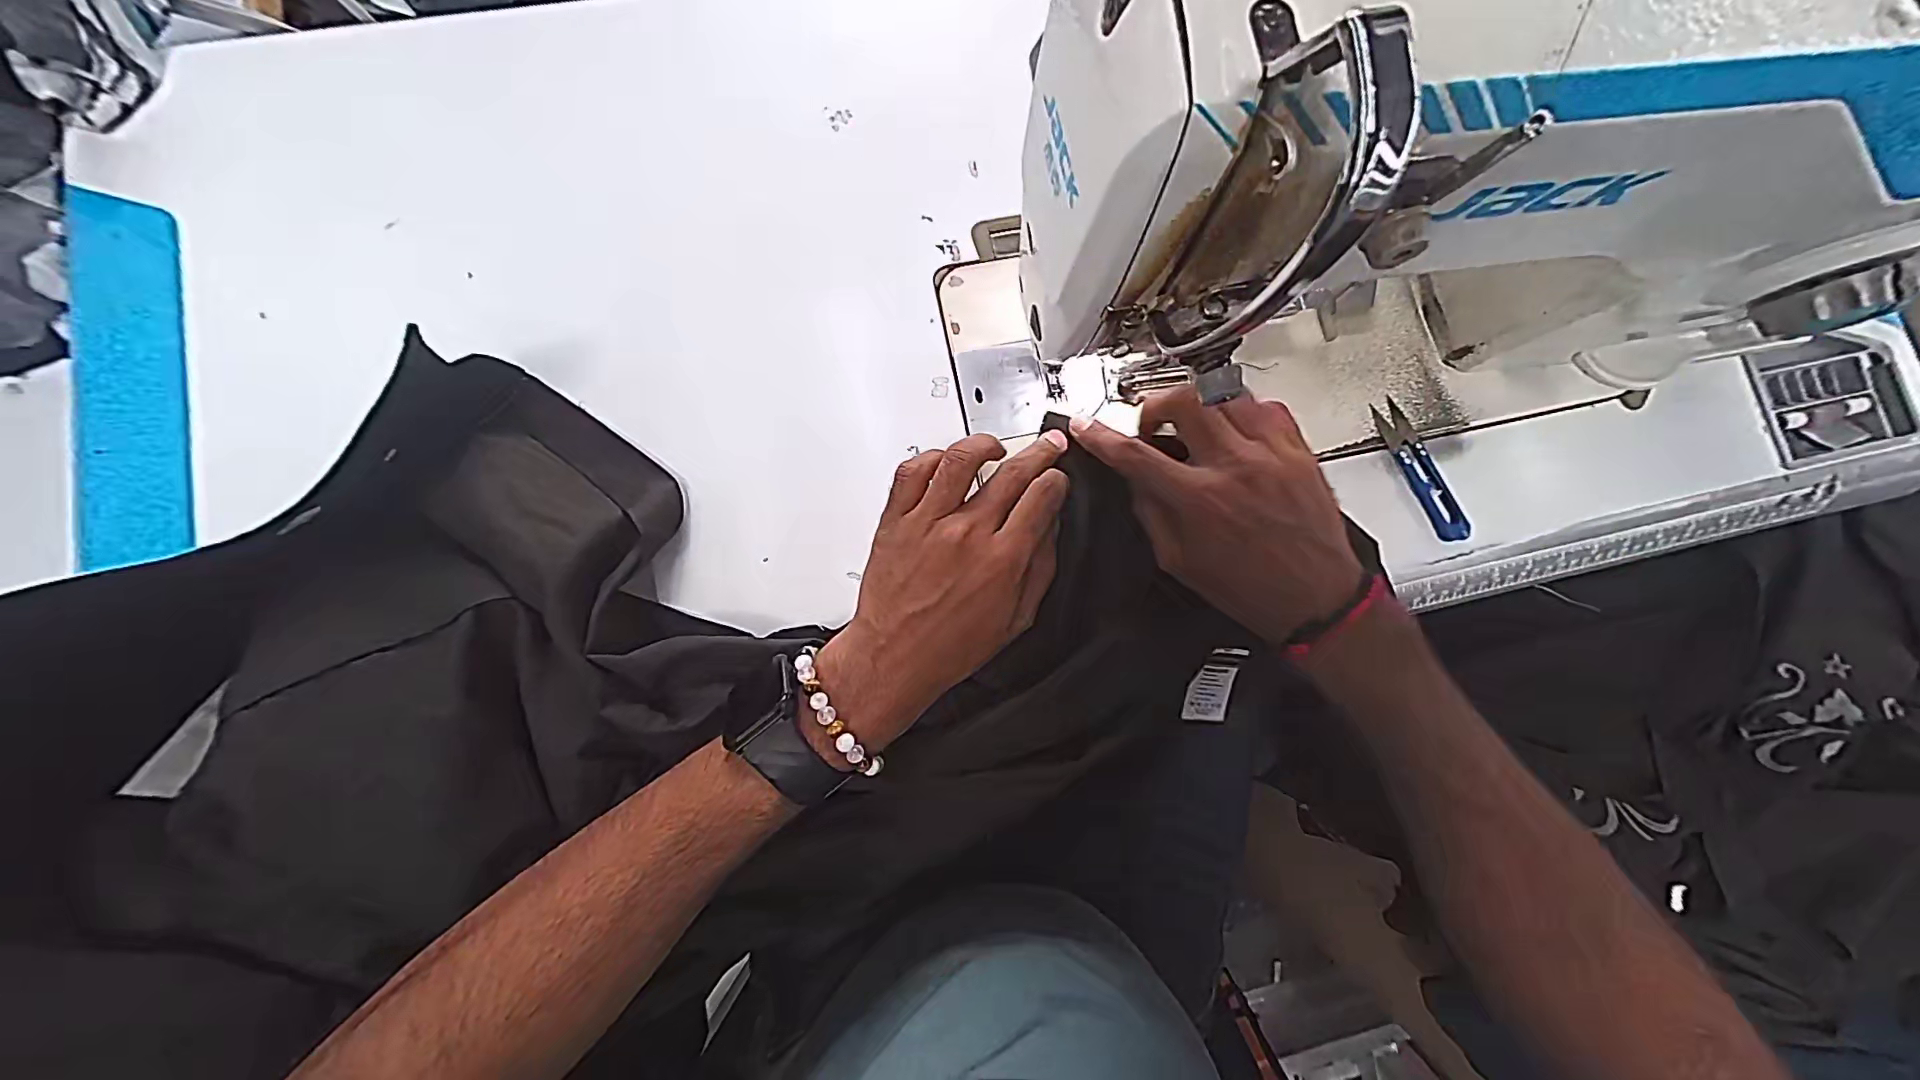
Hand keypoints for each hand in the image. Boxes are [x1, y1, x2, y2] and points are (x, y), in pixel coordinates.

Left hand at [812, 431, 1070, 750]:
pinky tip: (945, 462)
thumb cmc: (949, 646)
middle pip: (1012, 472)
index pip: (1041, 496)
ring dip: (986, 444)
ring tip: (995, 447)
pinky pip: (912, 471)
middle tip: (1047, 447)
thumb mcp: (1015, 618)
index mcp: (1002, 560)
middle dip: (1039, 452)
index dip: (1057, 479)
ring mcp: (928, 523)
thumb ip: (1039, 568)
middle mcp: (967, 534)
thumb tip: (1050, 528)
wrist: (895, 657)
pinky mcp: (896, 521)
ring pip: (960, 458)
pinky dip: (933, 457)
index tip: (1057, 478)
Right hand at [1069, 387, 1362, 646]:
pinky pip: (1268, 408)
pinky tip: (1236, 430)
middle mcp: (1235, 469)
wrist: (1315, 599)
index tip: (1087, 427)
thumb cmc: (1252, 588)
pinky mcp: (1300, 453)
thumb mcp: (1180, 561)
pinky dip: (1243, 411)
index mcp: (1198, 501)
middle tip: (1150, 423)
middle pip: (1181, 402)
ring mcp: (1271, 456)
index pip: (1134, 454)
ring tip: (1196, 429)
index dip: (1100, 436)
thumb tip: (1135, 482)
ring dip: (1199, 408)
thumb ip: (1152, 514)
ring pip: (1224, 396)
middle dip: (1153, 406)